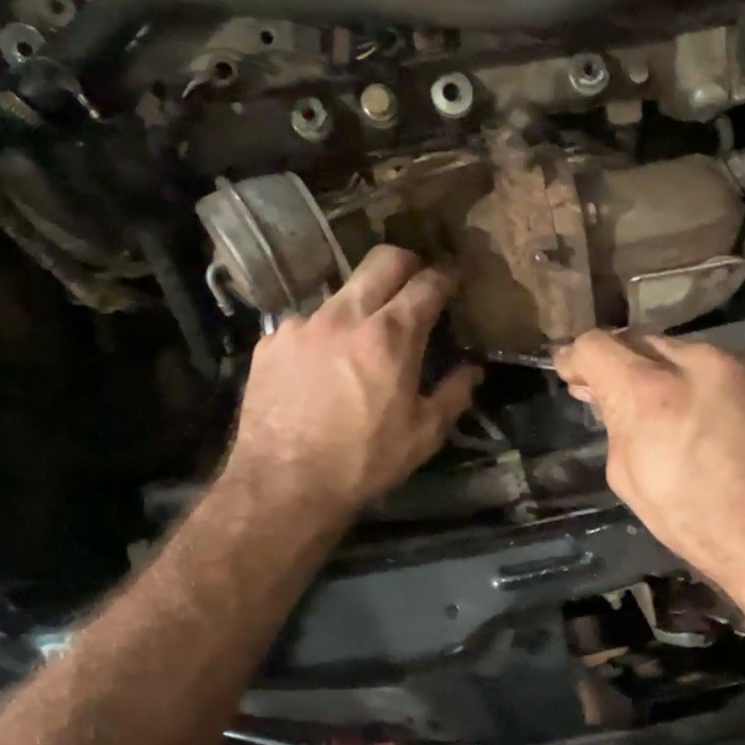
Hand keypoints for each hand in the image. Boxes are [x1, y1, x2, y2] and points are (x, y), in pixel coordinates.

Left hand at [224, 246, 480, 511]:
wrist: (284, 484)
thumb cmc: (365, 462)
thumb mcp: (424, 435)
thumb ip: (453, 395)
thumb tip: (472, 370)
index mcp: (390, 336)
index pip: (427, 283)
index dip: (448, 274)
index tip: (457, 273)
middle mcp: (345, 316)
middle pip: (382, 260)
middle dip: (408, 262)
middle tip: (418, 279)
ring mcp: (303, 325)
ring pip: (342, 293)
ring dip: (363, 303)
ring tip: (366, 334)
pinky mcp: (271, 342)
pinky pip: (308, 324)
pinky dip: (325, 335)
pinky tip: (324, 365)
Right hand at [555, 331, 744, 593]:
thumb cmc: (696, 522)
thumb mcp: (630, 478)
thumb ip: (614, 424)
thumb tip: (605, 395)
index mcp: (651, 392)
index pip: (595, 345)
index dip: (575, 359)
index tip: (571, 374)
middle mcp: (694, 361)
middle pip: (639, 340)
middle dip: (620, 363)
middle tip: (609, 392)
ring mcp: (735, 363)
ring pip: (679, 351)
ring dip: (660, 371)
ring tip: (660, 407)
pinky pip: (714, 366)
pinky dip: (696, 382)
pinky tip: (700, 415)